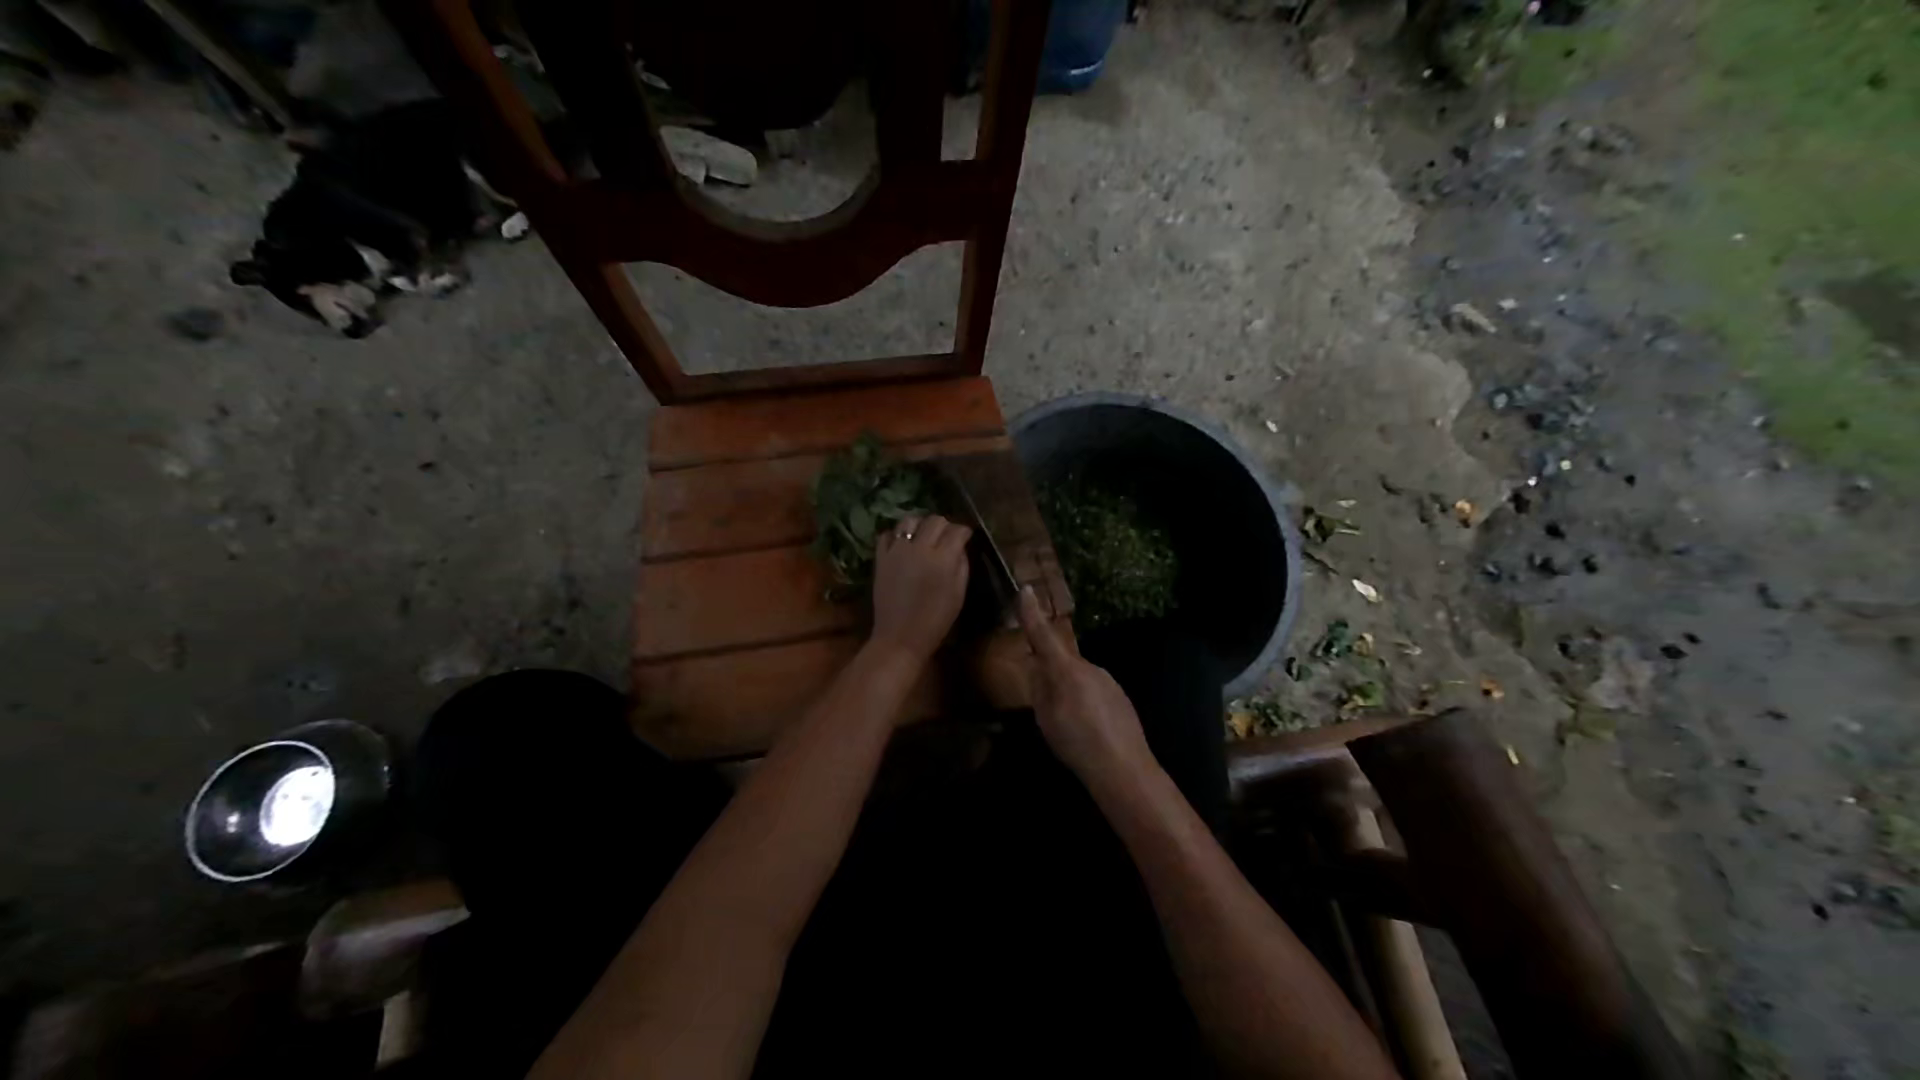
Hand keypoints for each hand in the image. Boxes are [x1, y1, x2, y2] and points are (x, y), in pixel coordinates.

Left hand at [870, 514, 971, 664]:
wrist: (900, 637)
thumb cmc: (935, 620)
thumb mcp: (958, 594)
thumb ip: (961, 565)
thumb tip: (959, 547)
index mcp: (943, 558)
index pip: (957, 530)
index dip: (964, 532)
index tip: (966, 537)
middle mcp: (919, 548)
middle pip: (935, 520)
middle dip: (945, 526)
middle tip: (946, 538)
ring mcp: (897, 551)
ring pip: (909, 520)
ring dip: (920, 525)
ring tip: (924, 537)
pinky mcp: (881, 558)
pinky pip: (887, 534)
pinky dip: (896, 535)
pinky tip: (903, 545)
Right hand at [1017, 587, 1155, 790]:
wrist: (1124, 768)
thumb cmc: (1077, 743)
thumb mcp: (1046, 718)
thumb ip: (1040, 689)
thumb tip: (1038, 670)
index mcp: (1066, 670)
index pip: (1043, 635)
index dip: (1032, 614)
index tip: (1027, 589)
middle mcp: (1089, 667)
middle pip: (1062, 662)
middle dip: (1052, 676)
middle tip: (1047, 707)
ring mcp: (1108, 680)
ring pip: (1079, 678)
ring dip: (1071, 693)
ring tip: (1070, 727)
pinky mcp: (1120, 696)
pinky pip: (1094, 691)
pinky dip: (1086, 704)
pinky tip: (1089, 730)